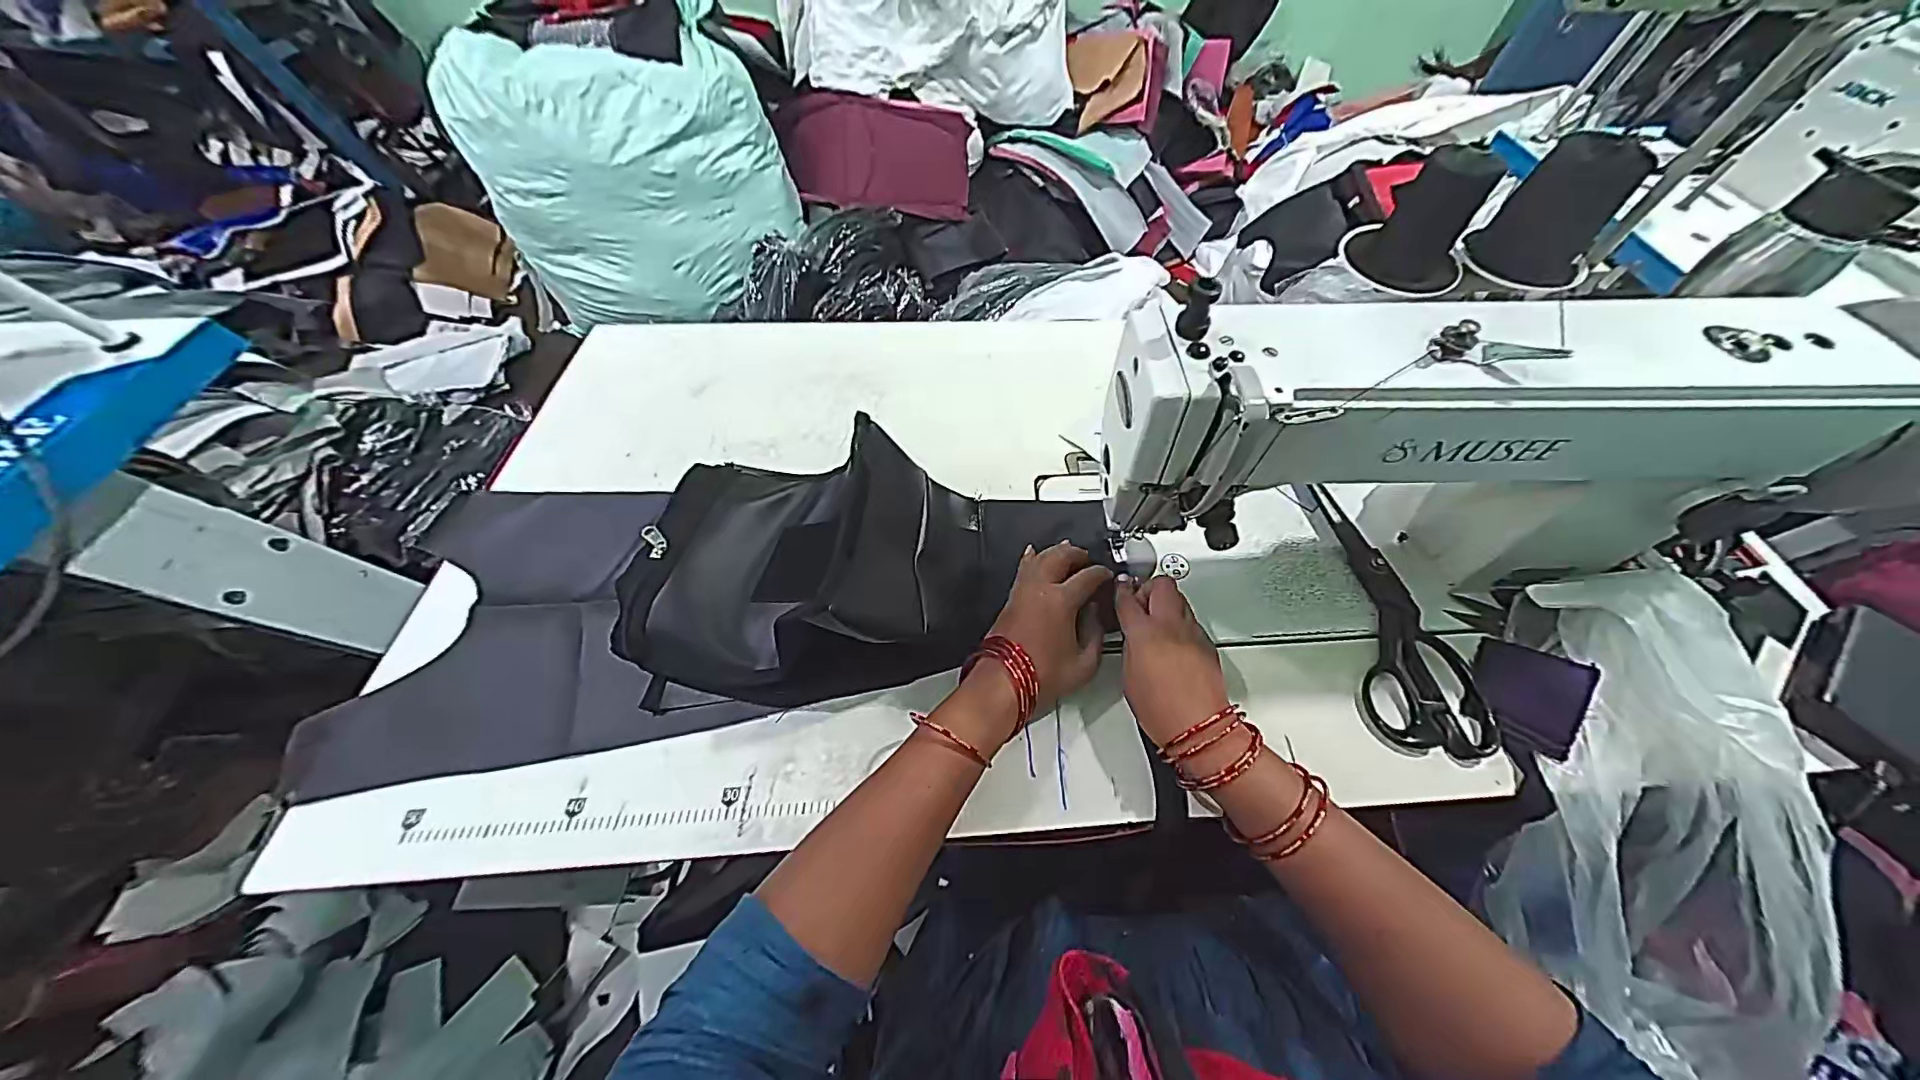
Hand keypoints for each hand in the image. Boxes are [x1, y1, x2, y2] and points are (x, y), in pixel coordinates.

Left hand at [981, 541, 1112, 717]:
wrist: (1002, 684)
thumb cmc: (1038, 676)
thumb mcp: (1084, 664)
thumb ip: (1096, 635)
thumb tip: (1096, 619)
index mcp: (1061, 601)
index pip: (1088, 575)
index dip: (1101, 573)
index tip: (1106, 576)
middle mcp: (1039, 589)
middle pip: (1060, 556)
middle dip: (1077, 554)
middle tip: (1087, 559)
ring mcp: (1021, 592)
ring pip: (1039, 558)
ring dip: (1055, 552)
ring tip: (1066, 553)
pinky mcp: (1010, 601)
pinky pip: (1023, 570)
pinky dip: (1033, 560)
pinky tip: (1034, 557)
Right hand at [1115, 574, 1229, 747]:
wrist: (1199, 727)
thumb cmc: (1163, 710)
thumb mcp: (1128, 677)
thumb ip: (1129, 647)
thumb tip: (1131, 637)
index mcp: (1145, 633)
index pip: (1128, 598)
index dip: (1121, 591)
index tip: (1120, 589)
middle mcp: (1172, 627)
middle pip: (1162, 585)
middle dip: (1148, 589)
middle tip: (1140, 601)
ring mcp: (1193, 633)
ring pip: (1179, 600)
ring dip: (1166, 604)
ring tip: (1156, 621)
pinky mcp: (1207, 644)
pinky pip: (1191, 621)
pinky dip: (1179, 624)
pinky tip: (1172, 641)